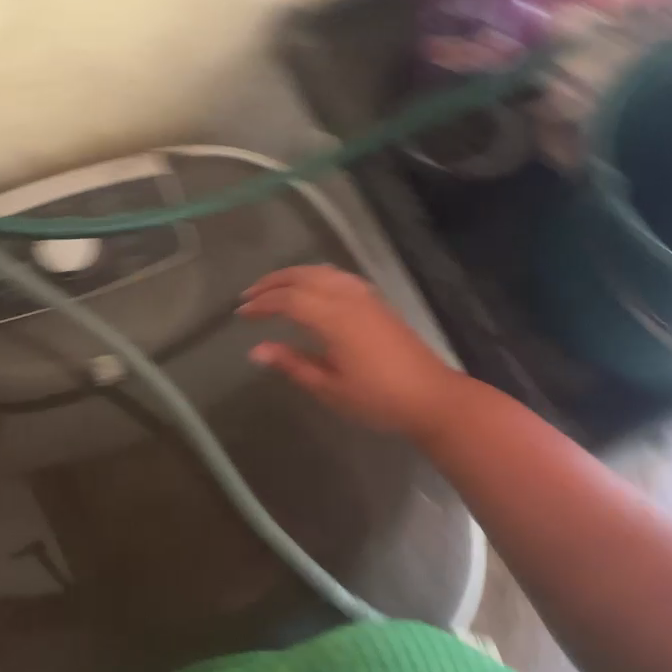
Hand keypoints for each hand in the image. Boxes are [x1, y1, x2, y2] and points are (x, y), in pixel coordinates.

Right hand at [238, 265, 471, 436]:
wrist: (431, 397)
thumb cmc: (377, 399)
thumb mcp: (329, 388)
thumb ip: (292, 363)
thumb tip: (256, 350)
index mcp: (333, 318)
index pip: (288, 300)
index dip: (261, 304)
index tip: (240, 313)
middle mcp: (348, 298)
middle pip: (303, 276)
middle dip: (272, 282)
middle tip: (249, 295)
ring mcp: (365, 296)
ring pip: (322, 271)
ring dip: (293, 275)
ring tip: (274, 288)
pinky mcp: (377, 301)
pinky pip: (338, 276)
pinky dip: (315, 276)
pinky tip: (311, 288)